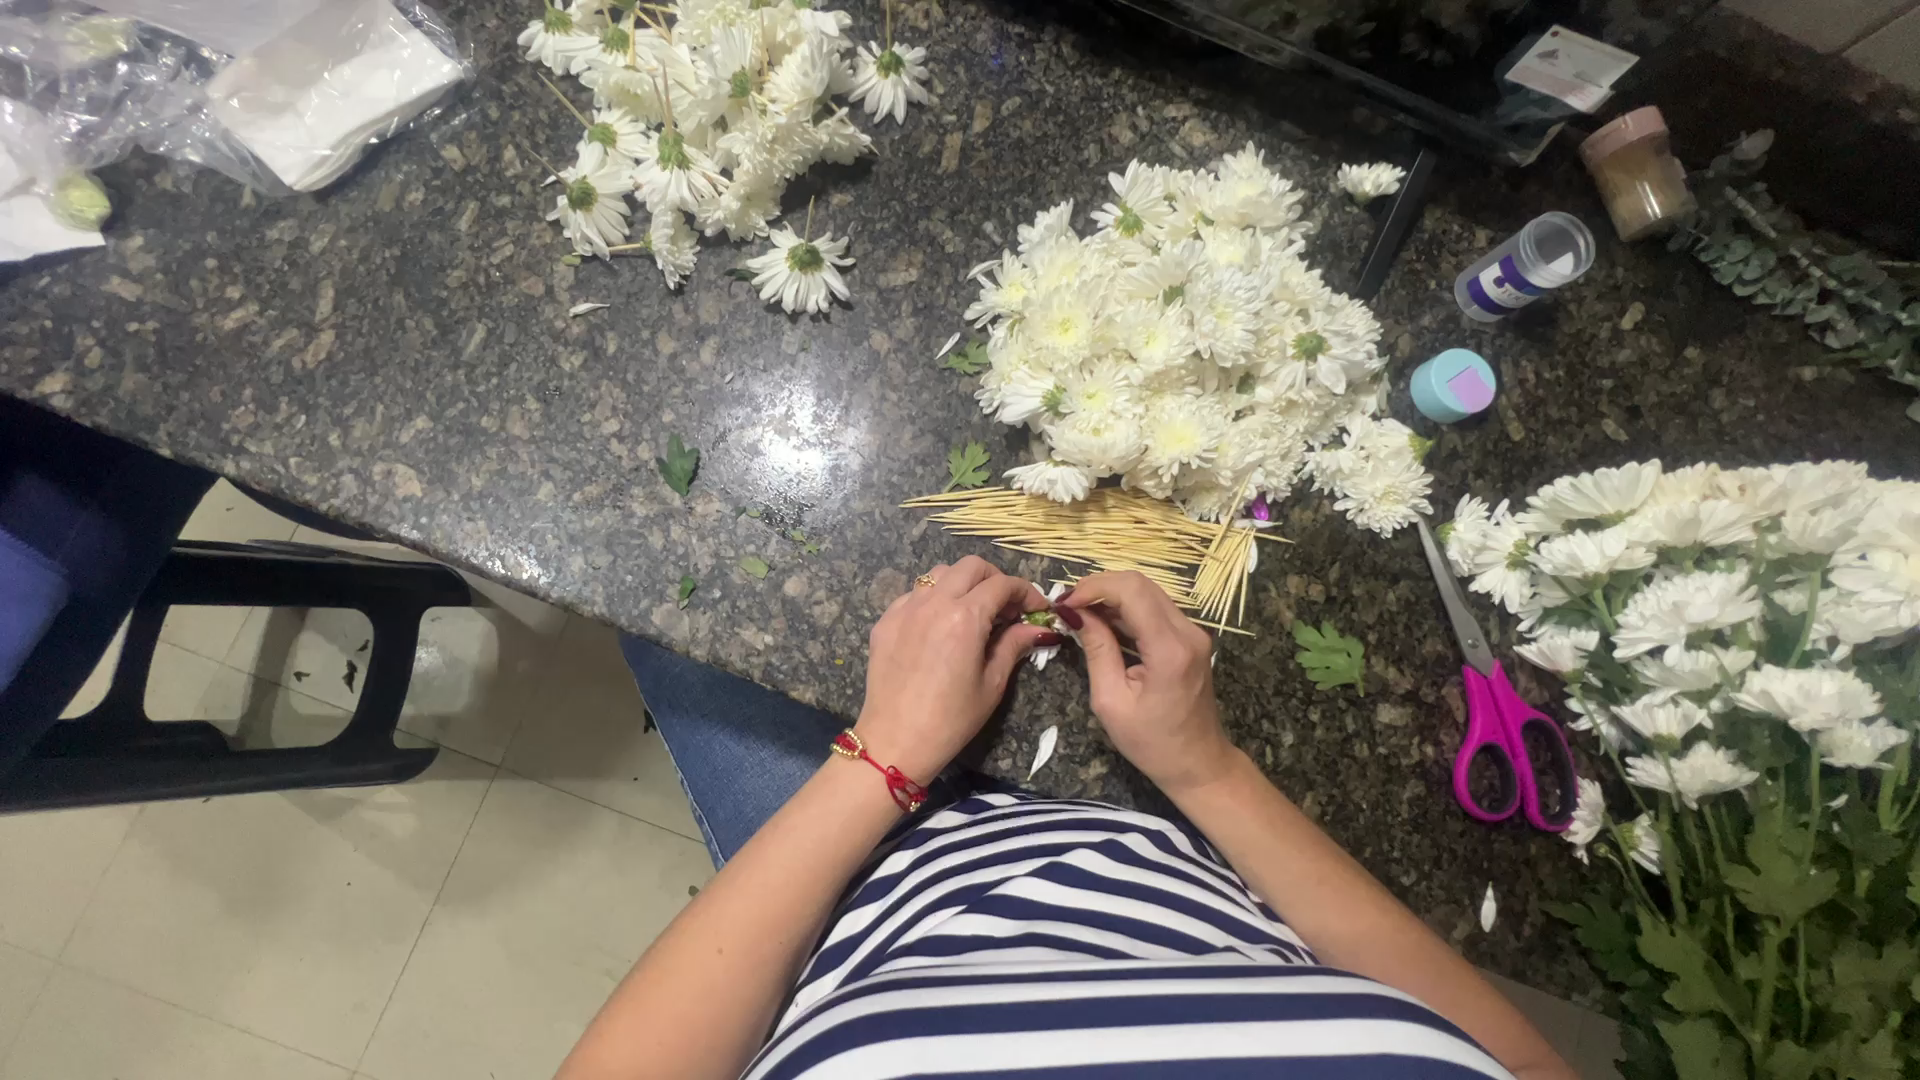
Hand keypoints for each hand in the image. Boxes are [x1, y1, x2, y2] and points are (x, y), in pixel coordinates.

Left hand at [855, 556, 1056, 782]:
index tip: (1036, 608)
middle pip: (970, 566)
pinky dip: (934, 599)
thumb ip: (1013, 645)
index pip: (1002, 585)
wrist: (895, 741)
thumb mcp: (992, 684)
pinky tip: (940, 625)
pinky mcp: (885, 620)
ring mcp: (905, 608)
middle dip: (994, 579)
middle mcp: (933, 602)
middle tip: (1006, 607)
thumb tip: (1037, 627)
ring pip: (939, 574)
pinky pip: (914, 594)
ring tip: (972, 612)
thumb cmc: (951, 719)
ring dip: (962, 584)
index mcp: (964, 617)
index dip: (1025, 592)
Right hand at [1059, 571, 1238, 794]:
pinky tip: (1102, 621)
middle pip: (1140, 584)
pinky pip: (1155, 607)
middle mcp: (1187, 632)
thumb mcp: (1111, 701)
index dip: (1094, 589)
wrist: (1198, 763)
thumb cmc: (1151, 743)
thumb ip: (1097, 649)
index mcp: (1169, 650)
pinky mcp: (1190, 637)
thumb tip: (1075, 614)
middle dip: (1099, 587)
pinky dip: (1126, 607)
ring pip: (1148, 591)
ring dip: (1111, 595)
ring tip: (1079, 613)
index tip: (1065, 604)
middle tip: (1068, 606)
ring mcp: (1193, 632)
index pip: (1131, 592)